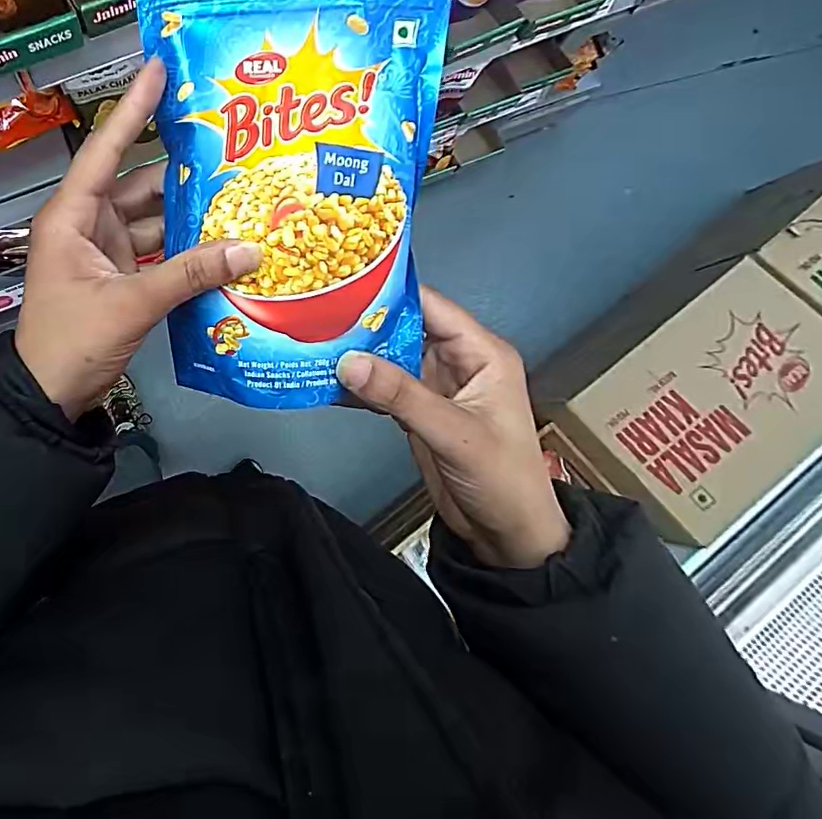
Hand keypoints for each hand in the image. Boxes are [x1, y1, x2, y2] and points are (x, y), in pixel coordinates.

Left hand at [15, 58, 262, 417]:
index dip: (133, 107)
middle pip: (141, 183)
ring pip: (156, 219)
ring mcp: (107, 249)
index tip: (159, 67)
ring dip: (192, 215)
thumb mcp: (129, 304)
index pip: (105, 149)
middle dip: (184, 171)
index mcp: (73, 215)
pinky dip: (189, 249)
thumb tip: (249, 250)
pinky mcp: (123, 274)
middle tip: (231, 146)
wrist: (49, 395)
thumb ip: (188, 275)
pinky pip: (161, 250)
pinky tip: (225, 244)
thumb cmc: (68, 343)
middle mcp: (89, 223)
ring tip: (243, 196)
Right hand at [336, 286, 569, 567]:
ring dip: (355, 352)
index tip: (345, 284)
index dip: (390, 292)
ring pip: (387, 354)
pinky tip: (326, 381)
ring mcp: (433, 384)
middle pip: (402, 326)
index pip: (431, 306)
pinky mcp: (416, 408)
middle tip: (317, 314)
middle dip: (362, 322)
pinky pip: (380, 384)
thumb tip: (348, 361)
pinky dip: (355, 383)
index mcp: (481, 353)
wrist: (508, 537)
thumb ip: (401, 395)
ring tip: (313, 342)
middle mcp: (456, 361)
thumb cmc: (505, 482)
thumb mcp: (455, 433)